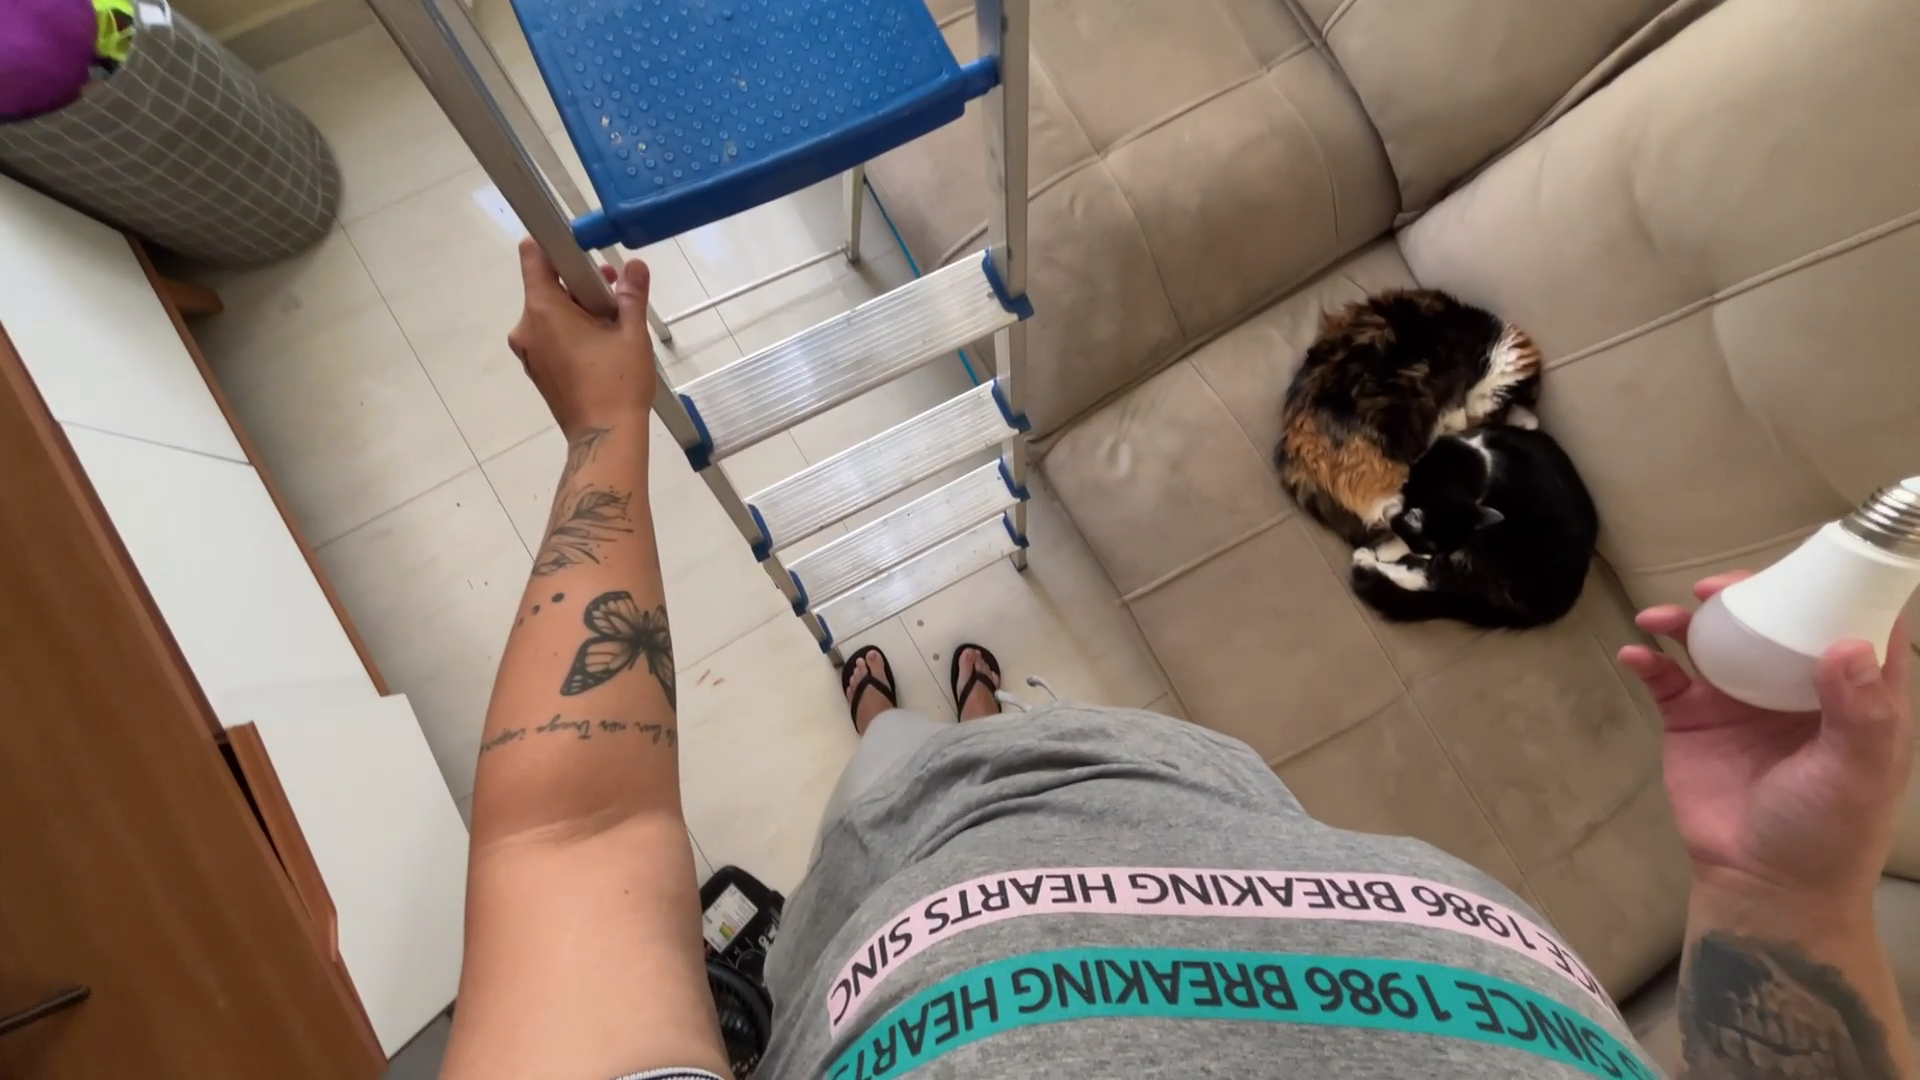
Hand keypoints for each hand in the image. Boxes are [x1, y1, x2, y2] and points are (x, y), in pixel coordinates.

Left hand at [508, 238, 655, 438]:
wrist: (604, 437)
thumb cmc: (618, 383)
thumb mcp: (632, 335)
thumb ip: (631, 296)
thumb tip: (636, 267)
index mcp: (543, 309)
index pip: (534, 255)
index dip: (558, 247)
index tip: (587, 256)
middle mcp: (526, 326)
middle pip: (547, 288)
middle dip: (581, 287)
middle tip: (616, 299)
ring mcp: (529, 351)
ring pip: (551, 316)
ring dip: (579, 314)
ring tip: (615, 331)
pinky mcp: (538, 371)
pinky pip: (552, 339)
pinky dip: (573, 336)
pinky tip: (602, 353)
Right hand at [1618, 572, 1912, 906]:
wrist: (1759, 874)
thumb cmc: (1826, 826)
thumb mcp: (1857, 773)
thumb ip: (1859, 713)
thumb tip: (1847, 644)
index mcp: (1849, 700)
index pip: (1855, 634)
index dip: (1839, 596)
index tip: (1814, 567)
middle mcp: (1792, 691)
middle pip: (1772, 629)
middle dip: (1747, 601)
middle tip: (1719, 588)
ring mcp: (1735, 702)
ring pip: (1709, 645)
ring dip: (1684, 624)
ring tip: (1658, 617)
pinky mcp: (1688, 717)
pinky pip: (1663, 678)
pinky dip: (1647, 661)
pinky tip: (1636, 655)